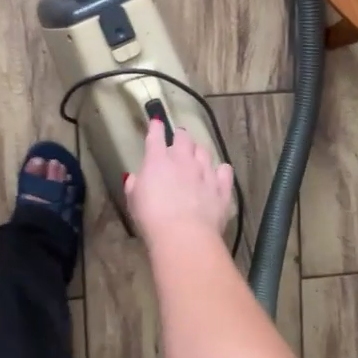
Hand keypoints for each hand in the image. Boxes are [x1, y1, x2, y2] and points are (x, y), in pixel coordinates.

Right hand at [124, 116, 233, 242]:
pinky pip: (224, 172)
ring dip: (199, 151)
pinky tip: (220, 173)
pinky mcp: (221, 188)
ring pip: (204, 152)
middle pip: (184, 139)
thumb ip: (133, 185)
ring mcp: (205, 173)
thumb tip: (133, 177)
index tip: (156, 122)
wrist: (184, 235)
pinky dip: (221, 170)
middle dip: (181, 136)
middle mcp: (183, 161)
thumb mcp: (133, 201)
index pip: (156, 136)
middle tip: (179, 137)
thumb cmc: (151, 217)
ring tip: (197, 154)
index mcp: (158, 161)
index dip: (156, 127)